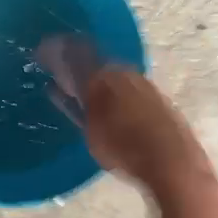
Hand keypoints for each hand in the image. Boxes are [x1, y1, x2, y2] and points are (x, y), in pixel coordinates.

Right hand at [37, 36, 207, 192]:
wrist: (176, 166)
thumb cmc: (125, 149)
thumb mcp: (90, 131)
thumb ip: (72, 106)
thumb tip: (55, 88)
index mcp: (102, 75)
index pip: (73, 52)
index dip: (56, 51)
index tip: (41, 54)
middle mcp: (124, 72)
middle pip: (96, 61)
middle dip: (79, 66)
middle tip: (65, 77)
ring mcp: (146, 85)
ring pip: (115, 74)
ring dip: (100, 80)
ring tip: (89, 95)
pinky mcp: (161, 100)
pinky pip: (131, 87)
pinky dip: (117, 92)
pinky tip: (116, 109)